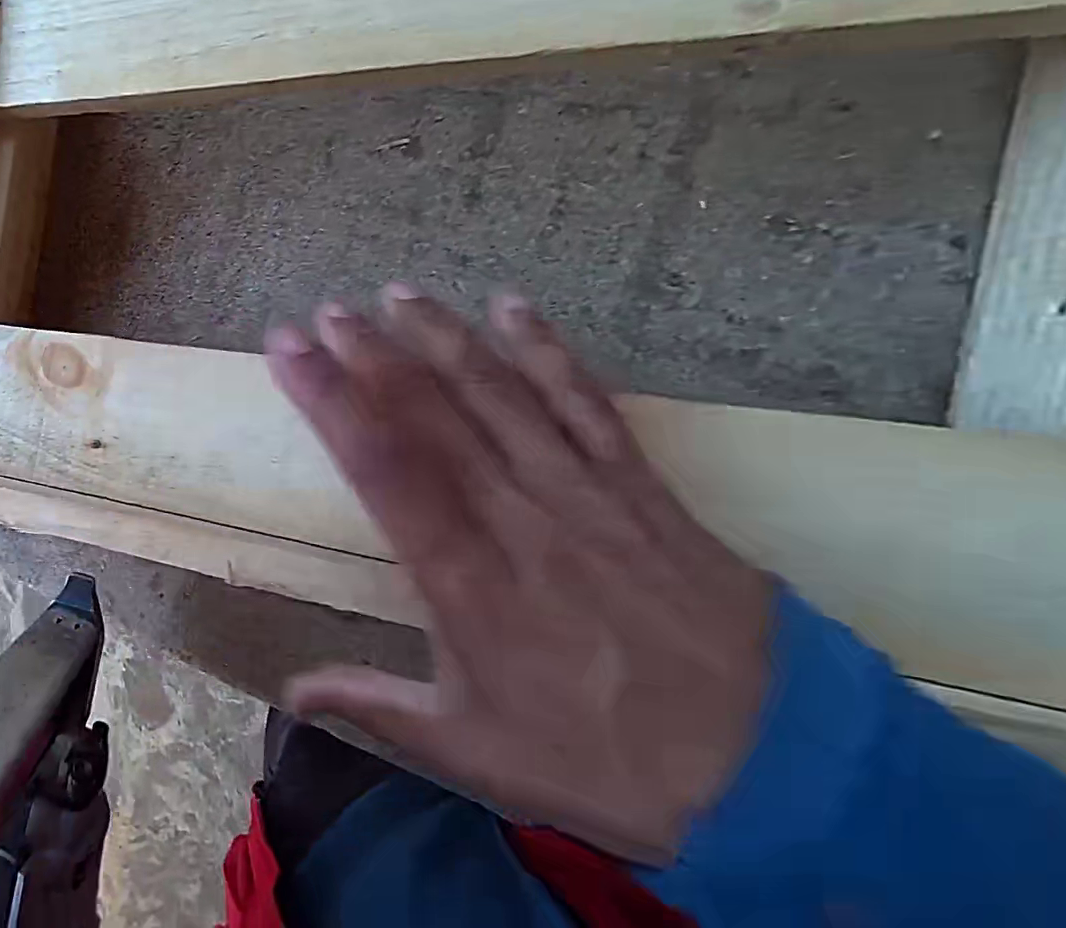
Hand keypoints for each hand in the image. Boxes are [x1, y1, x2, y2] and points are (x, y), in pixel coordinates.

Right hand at [264, 286, 773, 863]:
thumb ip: (373, 706)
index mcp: (464, 578)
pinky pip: (586, 403)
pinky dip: (547, 350)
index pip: (381, 466)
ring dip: (443, 337)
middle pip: (431, 415)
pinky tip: (512, 306)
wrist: (774, 771)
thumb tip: (290, 692)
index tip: (290, 351)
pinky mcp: (638, 486)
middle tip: (325, 312)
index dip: (328, 400)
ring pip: (500, 394)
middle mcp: (517, 516)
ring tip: (396, 294)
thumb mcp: (471, 752)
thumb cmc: (601, 761)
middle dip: (370, 355)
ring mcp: (582, 492)